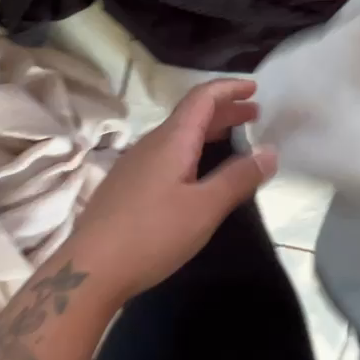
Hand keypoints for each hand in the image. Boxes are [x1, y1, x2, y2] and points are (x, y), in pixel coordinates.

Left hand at [61, 78, 278, 303]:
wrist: (89, 270)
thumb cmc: (151, 234)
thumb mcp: (204, 209)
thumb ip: (238, 179)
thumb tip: (270, 152)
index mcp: (172, 140)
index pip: (202, 97)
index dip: (229, 88)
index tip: (254, 88)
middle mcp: (152, 143)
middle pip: (191, 114)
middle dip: (225, 110)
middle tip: (254, 115)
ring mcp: (135, 164)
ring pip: (178, 135)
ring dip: (208, 131)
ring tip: (233, 140)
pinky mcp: (126, 186)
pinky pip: (166, 153)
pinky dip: (191, 150)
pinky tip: (197, 173)